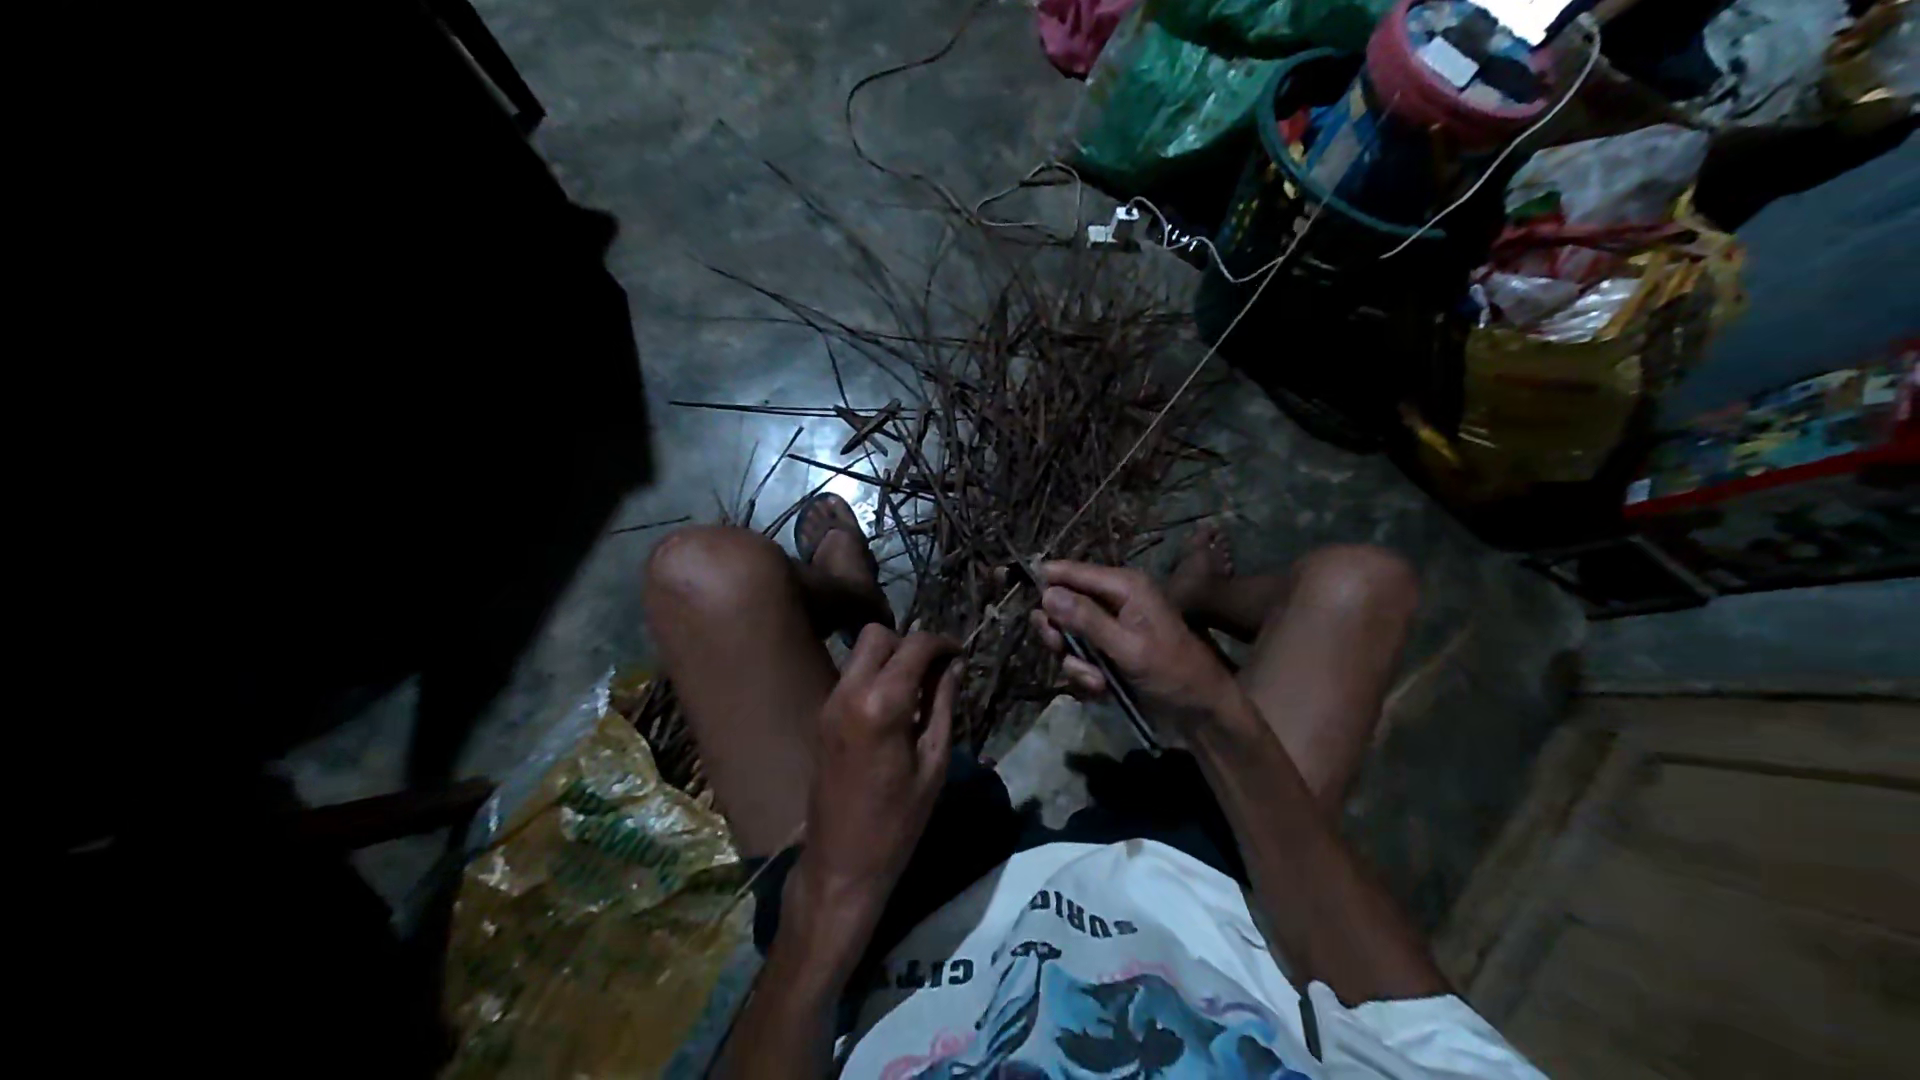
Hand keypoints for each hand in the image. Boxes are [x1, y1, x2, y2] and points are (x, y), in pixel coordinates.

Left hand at [795, 625, 958, 924]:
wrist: (842, 862)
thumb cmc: (898, 820)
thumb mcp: (933, 762)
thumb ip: (943, 704)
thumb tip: (954, 666)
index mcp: (882, 703)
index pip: (914, 645)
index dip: (942, 643)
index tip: (960, 654)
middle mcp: (849, 692)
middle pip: (878, 635)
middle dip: (910, 644)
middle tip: (935, 672)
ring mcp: (830, 703)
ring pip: (861, 654)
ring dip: (891, 659)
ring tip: (919, 691)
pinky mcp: (822, 717)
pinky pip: (851, 677)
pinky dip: (875, 676)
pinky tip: (896, 708)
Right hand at [1028, 561, 1237, 723]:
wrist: (1199, 712)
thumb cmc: (1170, 671)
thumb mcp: (1127, 646)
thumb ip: (1086, 620)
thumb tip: (1047, 594)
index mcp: (1124, 587)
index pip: (1072, 572)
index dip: (1045, 579)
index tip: (1009, 580)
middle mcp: (1113, 602)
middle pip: (1062, 605)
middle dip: (1059, 632)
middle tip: (1060, 648)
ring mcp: (1109, 629)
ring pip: (1067, 637)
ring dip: (1075, 662)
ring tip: (1095, 680)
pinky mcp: (1106, 654)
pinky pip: (1078, 659)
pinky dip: (1085, 676)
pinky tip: (1102, 689)